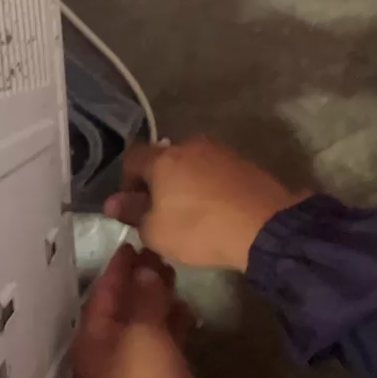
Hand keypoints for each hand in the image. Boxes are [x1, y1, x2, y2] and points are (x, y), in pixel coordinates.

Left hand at [74, 245, 216, 377]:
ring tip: (176, 274)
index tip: (133, 241)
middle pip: (124, 305)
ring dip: (158, 299)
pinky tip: (188, 310)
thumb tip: (145, 270)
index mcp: (95, 338)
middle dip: (140, 280)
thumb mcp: (145, 338)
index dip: (119, 267)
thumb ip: (146, 299)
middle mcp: (110, 349)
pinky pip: (163, 341)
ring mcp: (135, 365)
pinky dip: (173, 323)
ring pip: (145, 321)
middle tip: (161, 253)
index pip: (104, 292)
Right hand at [104, 138, 306, 271]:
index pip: (132, 158)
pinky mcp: (244, 162)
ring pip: (191, 164)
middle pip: (163, 159)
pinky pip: (215, 171)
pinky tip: (215, 209)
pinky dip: (209, 186)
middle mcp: (190, 146)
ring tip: (190, 212)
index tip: (133, 206)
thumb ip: (132, 214)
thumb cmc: (199, 228)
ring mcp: (220, 151)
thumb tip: (112, 203)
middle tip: (160, 212)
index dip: (126, 182)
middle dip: (158, 182)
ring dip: (185, 183)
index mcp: (162, 158)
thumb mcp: (156, 232)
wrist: (264, 226)